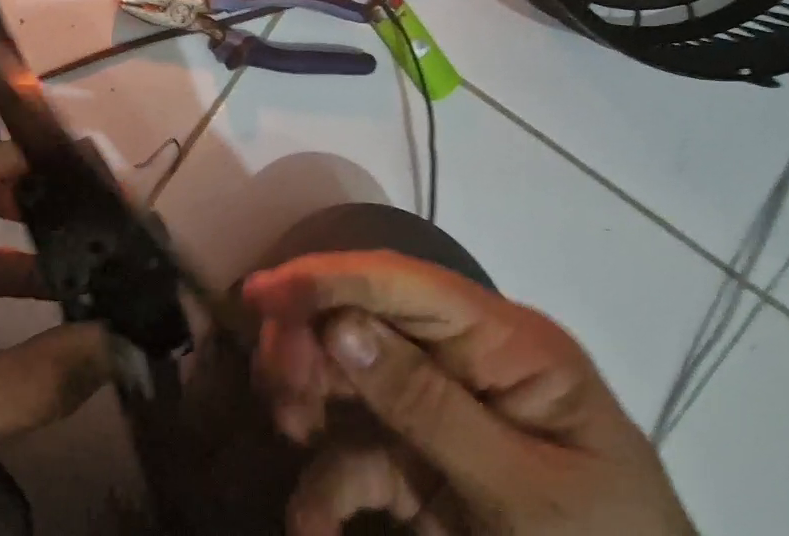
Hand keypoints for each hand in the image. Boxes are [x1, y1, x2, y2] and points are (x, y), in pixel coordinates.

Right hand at [243, 252, 697, 534]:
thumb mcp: (527, 492)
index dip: (328, 278)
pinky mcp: (415, 467)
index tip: (261, 294)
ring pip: (342, 384)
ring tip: (291, 439)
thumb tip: (339, 326)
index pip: (405, 284)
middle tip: (277, 389)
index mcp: (508, 346)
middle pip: (361, 324)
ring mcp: (435, 416)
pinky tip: (315, 527)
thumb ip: (431, 407)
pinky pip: (351, 459)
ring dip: (306, 409)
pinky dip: (324, 491)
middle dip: (309, 349)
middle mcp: (462, 364)